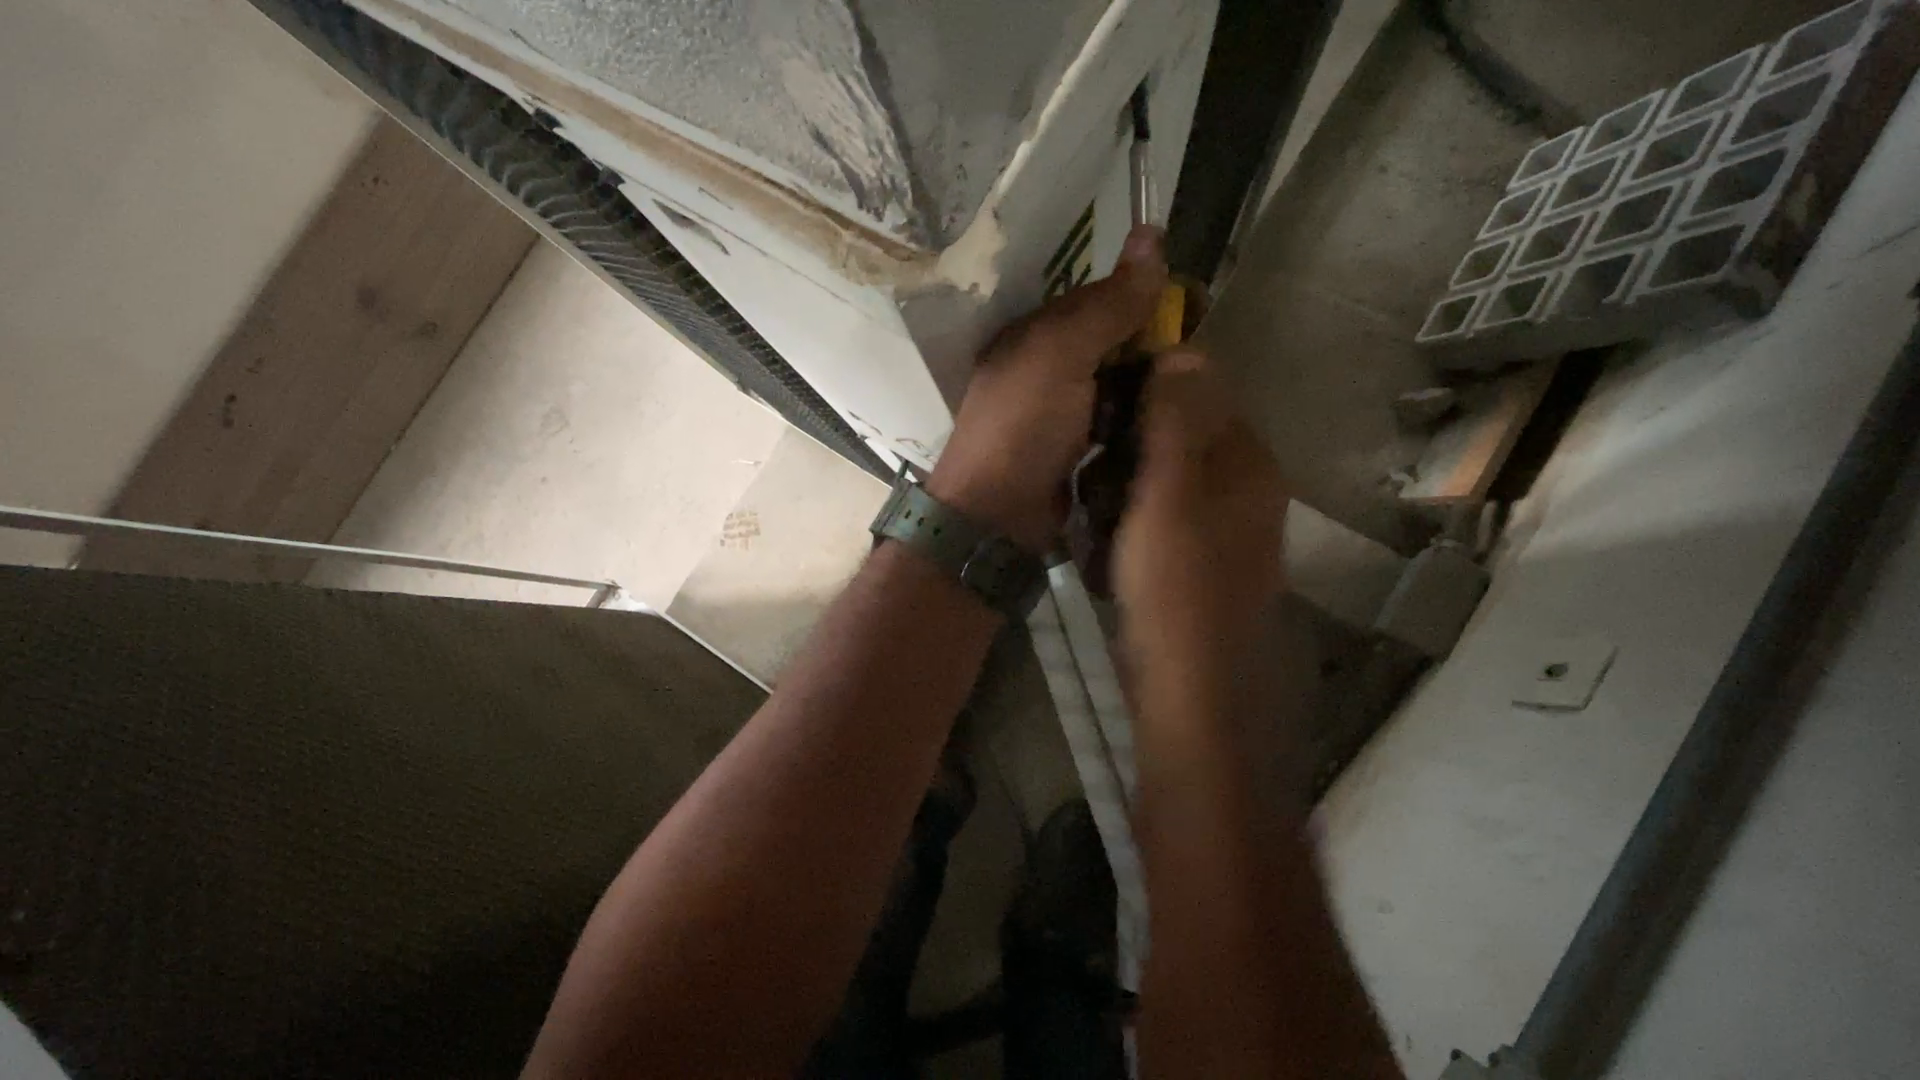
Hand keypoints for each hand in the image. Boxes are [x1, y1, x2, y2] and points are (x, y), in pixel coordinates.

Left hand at [927, 225, 1168, 551]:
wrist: (998, 516)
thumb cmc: (1024, 426)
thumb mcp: (1062, 354)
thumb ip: (1108, 304)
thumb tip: (1152, 234)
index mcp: (1034, 336)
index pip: (1099, 300)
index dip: (1144, 297)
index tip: (1193, 304)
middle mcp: (1046, 368)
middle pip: (1113, 343)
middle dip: (1152, 347)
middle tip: (1198, 357)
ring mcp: (1060, 414)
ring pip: (1119, 384)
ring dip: (1149, 386)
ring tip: (1193, 390)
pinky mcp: (1077, 453)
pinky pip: (1118, 424)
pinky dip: (1139, 420)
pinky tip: (1169, 423)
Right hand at [1114, 348, 1286, 679]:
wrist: (1189, 685)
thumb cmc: (1175, 584)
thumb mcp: (1169, 492)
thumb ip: (1176, 420)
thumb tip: (1183, 348)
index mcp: (1248, 462)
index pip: (1202, 392)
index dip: (1148, 391)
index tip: (1099, 408)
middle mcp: (1247, 489)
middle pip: (1182, 437)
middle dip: (1131, 446)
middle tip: (1092, 472)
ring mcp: (1227, 530)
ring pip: (1167, 481)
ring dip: (1127, 487)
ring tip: (1094, 511)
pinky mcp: (1203, 563)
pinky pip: (1163, 520)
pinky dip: (1134, 523)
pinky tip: (1108, 545)